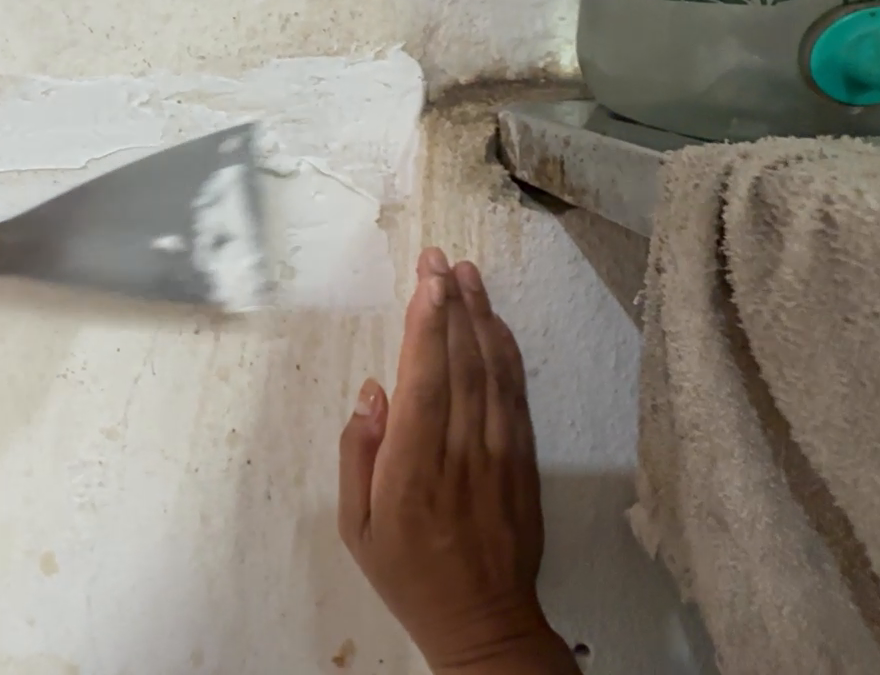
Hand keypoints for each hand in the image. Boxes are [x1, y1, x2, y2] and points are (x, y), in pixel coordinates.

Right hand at [339, 249, 575, 673]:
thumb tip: (372, 391)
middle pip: (460, 362)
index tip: (426, 279)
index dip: (427, 325)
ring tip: (467, 273)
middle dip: (449, 303)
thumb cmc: (408, 571)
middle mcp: (461, 450)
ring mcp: (499, 451)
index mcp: (413, 467)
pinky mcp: (523, 457)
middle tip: (438, 258)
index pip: (424, 380)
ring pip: (492, 370)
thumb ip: (358, 455)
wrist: (485, 622)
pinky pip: (516, 393)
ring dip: (480, 316)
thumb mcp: (357, 526)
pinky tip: (494, 322)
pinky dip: (506, 351)